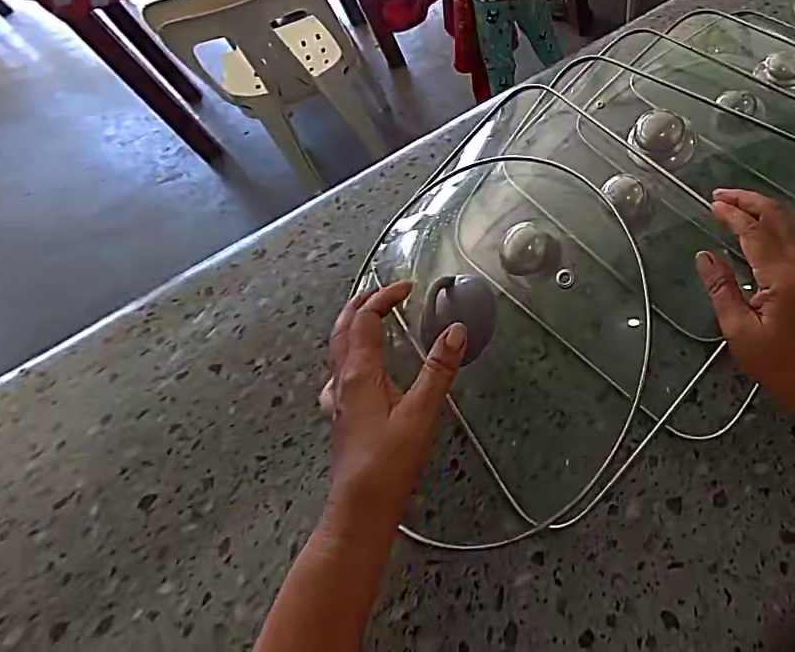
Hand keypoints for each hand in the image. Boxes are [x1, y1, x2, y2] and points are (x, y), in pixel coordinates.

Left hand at [319, 282, 465, 513]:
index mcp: (359, 375)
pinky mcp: (344, 416)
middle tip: (384, 291)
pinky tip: (359, 369)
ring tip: (371, 317)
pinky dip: (351, 355)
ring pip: (338, 350)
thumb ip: (439, 368)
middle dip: (361, 304)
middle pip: (343, 330)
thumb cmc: (388, 462)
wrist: (360, 509)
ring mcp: (340, 400)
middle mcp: (343, 382)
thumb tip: (456, 330)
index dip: (383, 297)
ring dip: (353, 326)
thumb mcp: (422, 411)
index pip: (364, 321)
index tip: (407, 286)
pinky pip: (340, 373)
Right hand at [696, 189, 794, 430]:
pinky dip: (768, 221)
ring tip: (731, 204)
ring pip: (785, 220)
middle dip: (747, 199)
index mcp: (781, 275)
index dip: (732, 214)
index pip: (753, 231)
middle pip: (776, 214)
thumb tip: (704, 256)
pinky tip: (750, 226)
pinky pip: (788, 234)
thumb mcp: (740, 333)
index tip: (711, 204)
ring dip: (758, 207)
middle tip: (719, 195)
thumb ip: (722, 289)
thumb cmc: (781, 364)